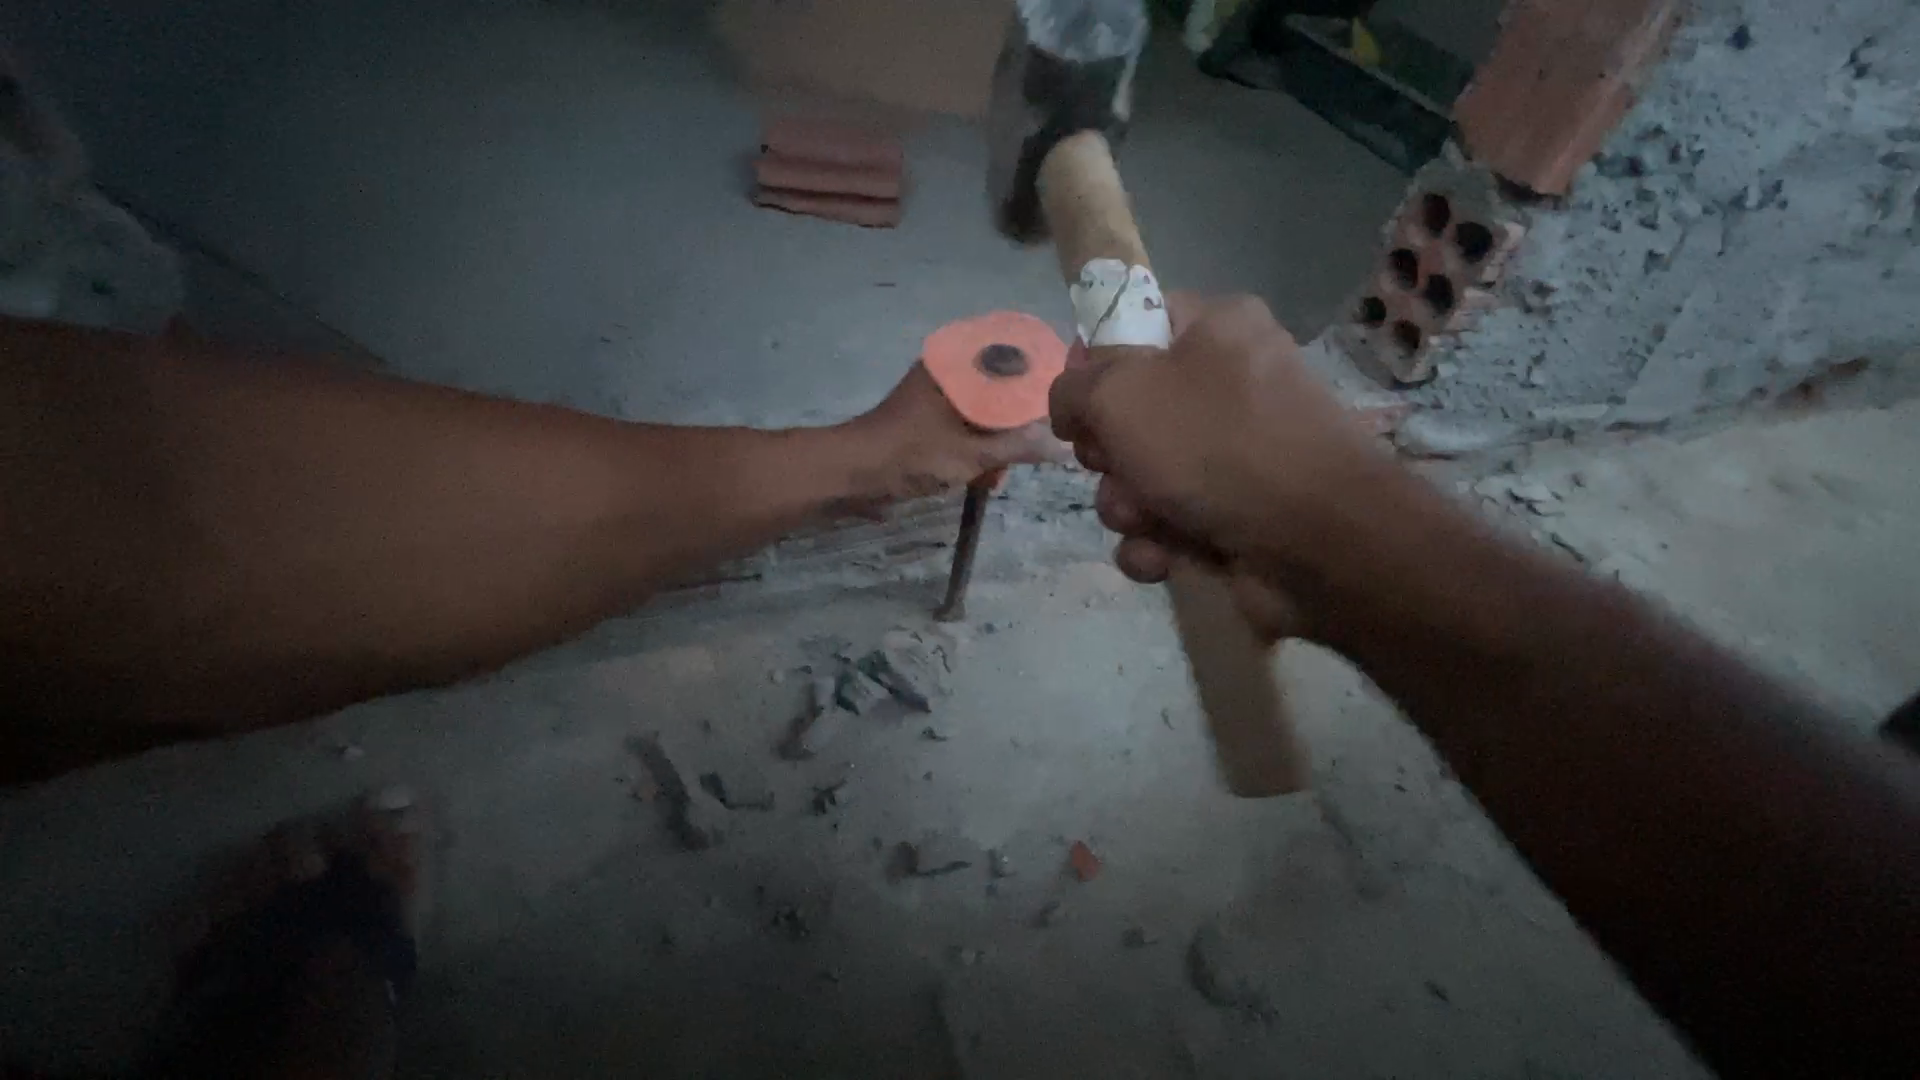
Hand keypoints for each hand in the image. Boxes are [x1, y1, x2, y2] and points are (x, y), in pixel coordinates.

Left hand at [848, 362, 1065, 502]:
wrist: (853, 474)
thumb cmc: (912, 455)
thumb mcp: (972, 453)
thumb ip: (1019, 447)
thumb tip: (1061, 447)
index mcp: (957, 362)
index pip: (1014, 356)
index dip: (1041, 378)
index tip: (1062, 404)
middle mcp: (948, 371)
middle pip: (1003, 388)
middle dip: (1017, 424)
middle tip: (1029, 451)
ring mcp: (937, 396)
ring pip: (986, 412)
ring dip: (997, 443)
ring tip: (997, 474)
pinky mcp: (929, 420)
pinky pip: (967, 427)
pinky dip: (978, 449)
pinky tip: (982, 476)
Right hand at [1048, 293, 1388, 618]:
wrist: (1316, 543)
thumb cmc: (1216, 445)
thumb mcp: (1121, 395)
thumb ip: (1073, 387)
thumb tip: (1070, 405)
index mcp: (1215, 329)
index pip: (1133, 325)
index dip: (1092, 364)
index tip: (1075, 403)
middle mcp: (1227, 385)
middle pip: (1128, 412)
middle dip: (1107, 454)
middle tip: (1114, 465)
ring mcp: (1232, 456)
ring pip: (1139, 477)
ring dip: (1125, 506)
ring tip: (1146, 520)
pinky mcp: (1232, 515)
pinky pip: (1164, 525)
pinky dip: (1154, 544)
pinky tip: (1163, 556)